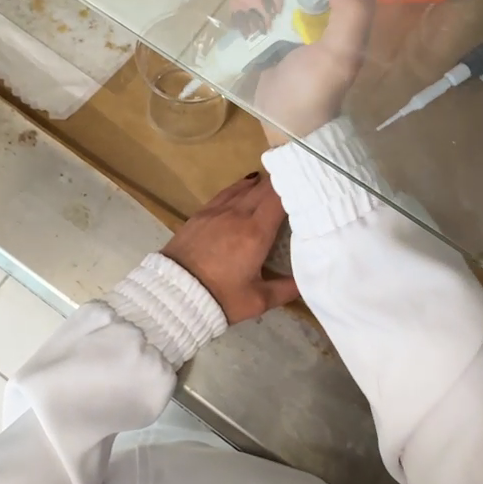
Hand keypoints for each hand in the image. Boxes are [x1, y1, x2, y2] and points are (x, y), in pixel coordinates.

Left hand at [161, 173, 298, 323]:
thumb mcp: (258, 301)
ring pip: (245, 186)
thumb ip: (287, 289)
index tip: (309, 187)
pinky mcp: (201, 213)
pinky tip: (249, 185)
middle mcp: (238, 214)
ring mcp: (217, 210)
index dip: (296, 188)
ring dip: (263, 184)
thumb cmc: (220, 298)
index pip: (280, 197)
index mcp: (256, 232)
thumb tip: (307, 281)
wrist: (173, 295)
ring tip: (278, 182)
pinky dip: (242, 187)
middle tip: (298, 183)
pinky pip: (227, 192)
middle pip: (264, 187)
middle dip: (282, 183)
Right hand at [253, 0, 375, 144]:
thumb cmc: (316, 90)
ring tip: (259, 29)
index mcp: (338, 5)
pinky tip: (248, 32)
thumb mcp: (342, 51)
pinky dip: (242, 14)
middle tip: (273, 14)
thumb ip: (351, 6)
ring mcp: (284, 18)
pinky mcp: (261, 31)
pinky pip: (245, 4)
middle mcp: (311, 6)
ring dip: (253, 3)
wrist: (287, 128)